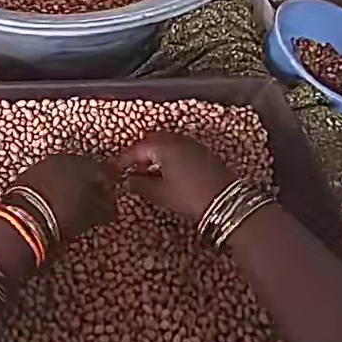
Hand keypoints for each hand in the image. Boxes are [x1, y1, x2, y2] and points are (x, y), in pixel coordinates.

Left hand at [11, 154, 115, 243]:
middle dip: (91, 184)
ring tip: (75, 204)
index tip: (111, 201)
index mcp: (83, 166)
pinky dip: (56, 186)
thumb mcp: (87, 218)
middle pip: (83, 168)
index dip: (109, 187)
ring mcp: (43, 165)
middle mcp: (63, 159)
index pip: (104, 172)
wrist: (22, 223)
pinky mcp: (28, 174)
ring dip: (72, 184)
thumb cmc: (60, 220)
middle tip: (96, 202)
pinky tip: (56, 201)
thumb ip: (102, 210)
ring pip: (64, 171)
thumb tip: (110, 209)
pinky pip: (49, 176)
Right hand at [112, 133, 237, 224]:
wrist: (225, 201)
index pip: (137, 149)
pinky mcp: (202, 151)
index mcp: (163, 146)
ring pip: (166, 143)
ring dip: (154, 154)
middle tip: (130, 168)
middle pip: (151, 140)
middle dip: (139, 153)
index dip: (124, 159)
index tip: (115, 169)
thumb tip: (129, 181)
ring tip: (147, 171)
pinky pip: (178, 147)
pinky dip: (167, 155)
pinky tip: (166, 171)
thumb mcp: (161, 193)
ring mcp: (191, 144)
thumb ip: (140, 185)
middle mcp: (177, 140)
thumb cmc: (190, 196)